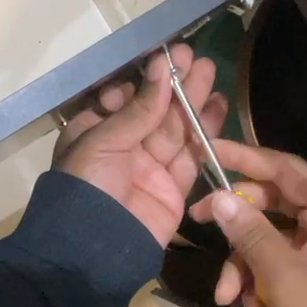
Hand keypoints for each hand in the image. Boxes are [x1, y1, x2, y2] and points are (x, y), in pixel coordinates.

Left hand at [54, 44, 226, 246]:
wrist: (94, 248)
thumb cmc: (88, 185)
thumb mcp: (103, 141)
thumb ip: (138, 108)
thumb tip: (161, 68)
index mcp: (93, 134)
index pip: (121, 99)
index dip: (143, 80)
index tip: (164, 60)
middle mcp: (120, 149)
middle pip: (152, 111)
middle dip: (174, 85)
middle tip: (196, 57)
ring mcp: (147, 169)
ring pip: (174, 130)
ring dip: (192, 102)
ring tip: (211, 71)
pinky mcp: (172, 189)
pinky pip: (190, 157)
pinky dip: (205, 134)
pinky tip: (218, 107)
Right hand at [186, 140, 306, 306]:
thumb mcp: (282, 273)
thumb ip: (249, 232)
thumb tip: (219, 198)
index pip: (286, 169)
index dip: (247, 158)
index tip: (212, 152)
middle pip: (272, 205)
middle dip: (237, 227)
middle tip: (201, 224)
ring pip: (270, 239)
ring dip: (244, 267)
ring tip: (231, 299)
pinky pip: (278, 263)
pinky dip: (260, 284)